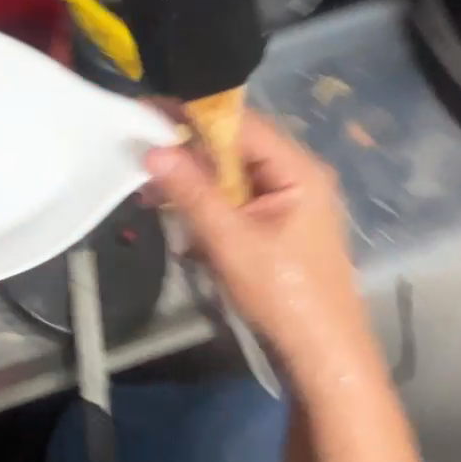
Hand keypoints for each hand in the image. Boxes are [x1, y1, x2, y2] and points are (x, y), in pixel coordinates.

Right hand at [145, 109, 377, 377]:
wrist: (321, 352)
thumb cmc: (282, 293)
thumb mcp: (229, 239)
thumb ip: (190, 191)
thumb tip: (152, 149)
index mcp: (298, 171)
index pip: (239, 124)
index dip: (192, 113)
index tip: (147, 109)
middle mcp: (296, 175)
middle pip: (233, 144)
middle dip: (186, 147)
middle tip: (139, 148)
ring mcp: (287, 199)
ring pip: (228, 171)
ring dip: (190, 177)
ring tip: (149, 188)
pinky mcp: (274, 220)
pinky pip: (232, 194)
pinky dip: (202, 199)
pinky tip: (174, 211)